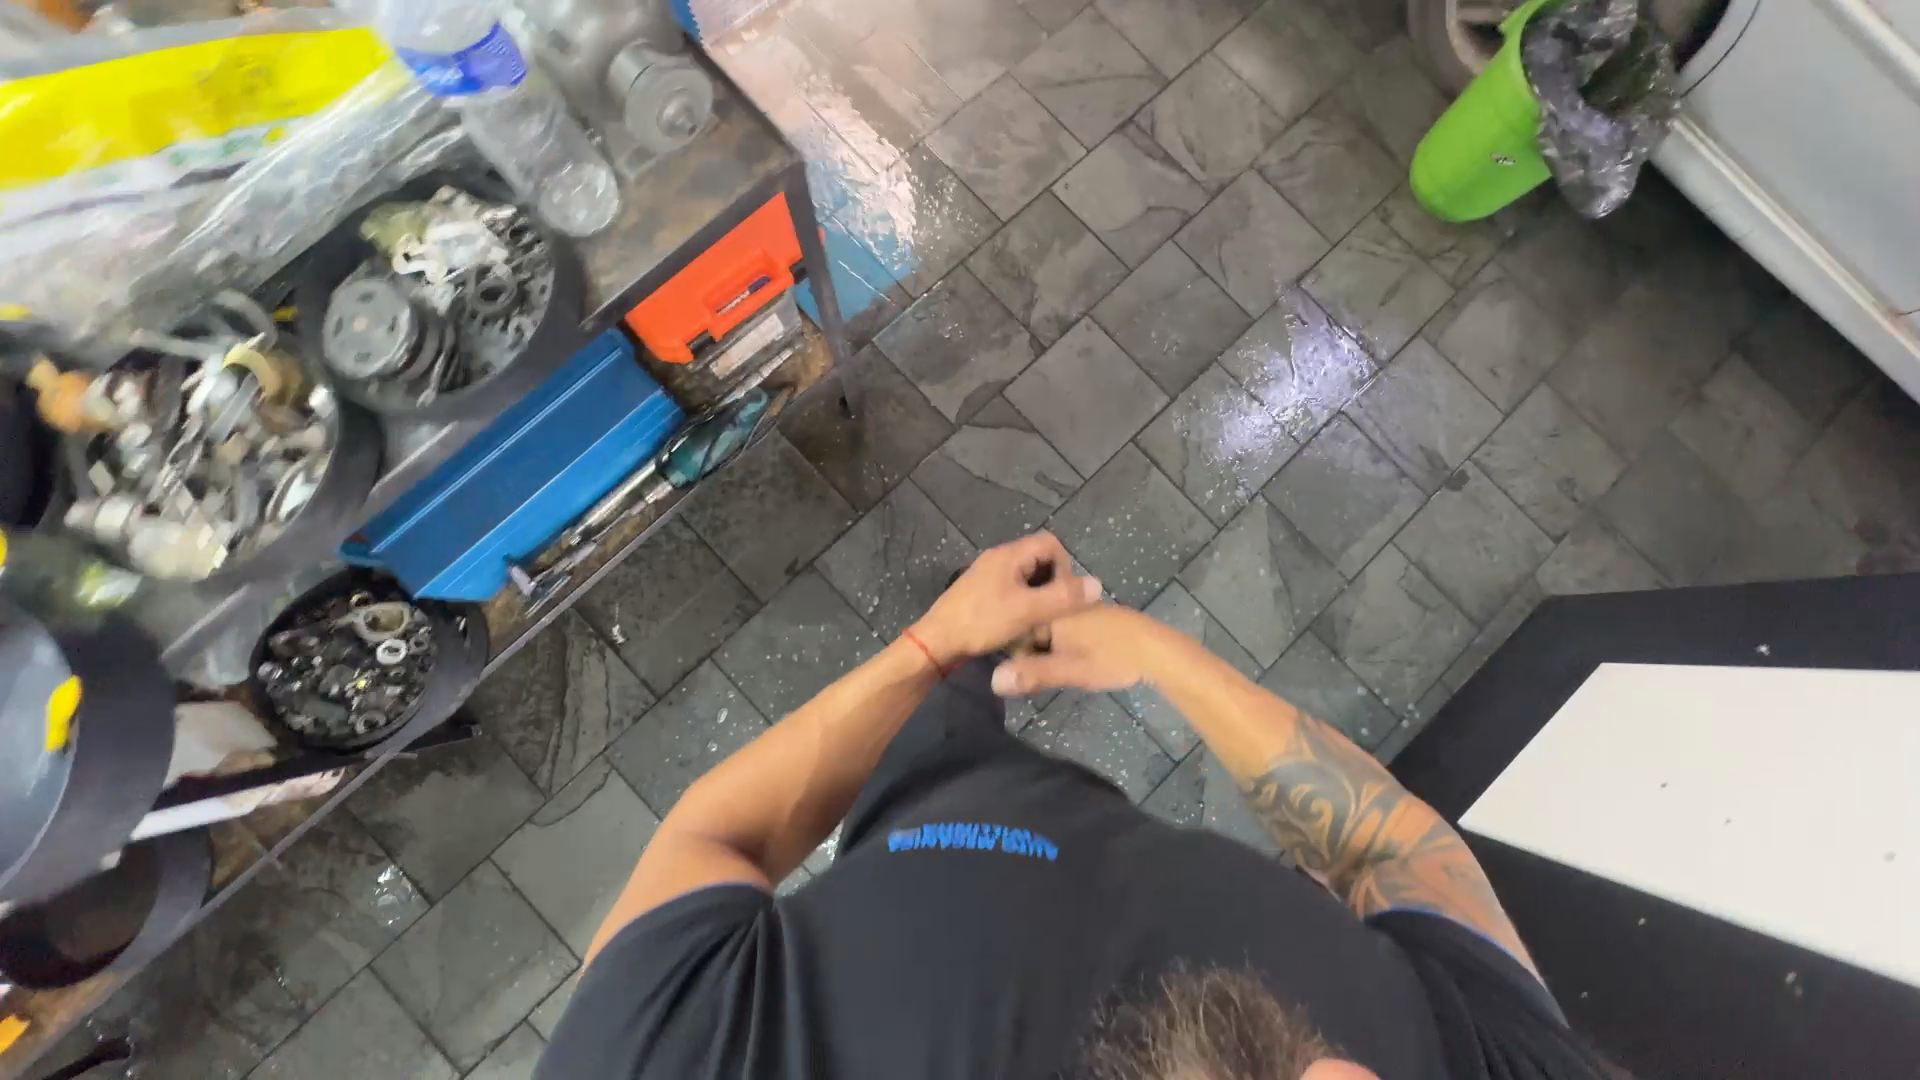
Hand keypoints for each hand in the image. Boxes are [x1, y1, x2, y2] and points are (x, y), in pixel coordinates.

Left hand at [907, 532, 1102, 665]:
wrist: (938, 640)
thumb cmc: (981, 622)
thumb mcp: (1026, 611)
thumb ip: (1062, 597)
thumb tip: (1097, 584)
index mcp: (1009, 555)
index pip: (1050, 543)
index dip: (1065, 565)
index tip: (1065, 593)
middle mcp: (998, 558)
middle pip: (1039, 560)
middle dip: (1053, 583)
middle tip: (1055, 611)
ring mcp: (988, 575)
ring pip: (1026, 577)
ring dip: (1038, 596)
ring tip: (1041, 620)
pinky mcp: (981, 592)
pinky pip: (1012, 589)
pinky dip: (1023, 603)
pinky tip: (1022, 625)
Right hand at [989, 604, 1164, 695]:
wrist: (1159, 652)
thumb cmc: (1113, 659)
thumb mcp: (1069, 670)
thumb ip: (1032, 674)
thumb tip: (993, 682)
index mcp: (1052, 611)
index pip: (1017, 630)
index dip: (1017, 654)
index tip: (1024, 673)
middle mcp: (1064, 603)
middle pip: (1034, 627)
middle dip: (1034, 650)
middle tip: (1047, 673)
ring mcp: (1082, 607)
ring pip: (1052, 627)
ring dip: (1051, 647)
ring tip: (1062, 668)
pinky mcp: (1096, 614)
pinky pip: (1068, 625)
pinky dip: (1067, 642)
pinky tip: (1078, 657)